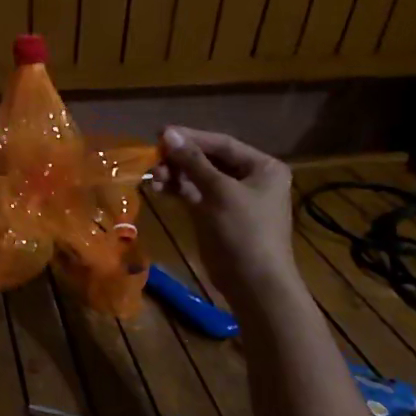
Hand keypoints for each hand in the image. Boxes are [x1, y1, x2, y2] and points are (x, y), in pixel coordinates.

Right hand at [150, 126, 295, 306]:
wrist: (253, 281)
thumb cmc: (245, 231)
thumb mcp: (220, 192)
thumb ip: (193, 163)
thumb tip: (168, 134)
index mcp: (263, 167)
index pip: (222, 144)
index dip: (191, 138)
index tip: (160, 134)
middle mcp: (249, 179)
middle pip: (209, 161)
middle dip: (181, 159)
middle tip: (153, 158)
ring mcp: (231, 199)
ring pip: (198, 179)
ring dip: (175, 175)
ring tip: (152, 176)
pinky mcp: (215, 216)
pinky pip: (194, 196)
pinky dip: (177, 191)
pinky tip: (158, 188)